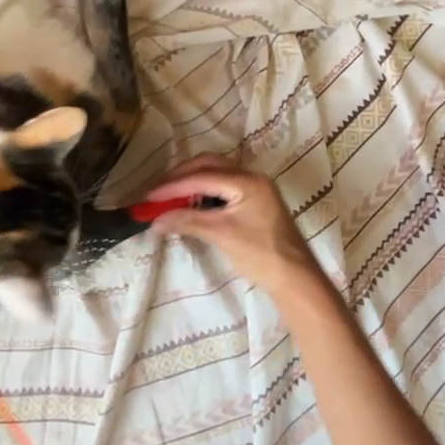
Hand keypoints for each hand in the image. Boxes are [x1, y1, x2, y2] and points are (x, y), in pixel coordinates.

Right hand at [143, 154, 327, 299]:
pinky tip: (191, 205)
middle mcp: (252, 177)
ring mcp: (255, 188)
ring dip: (192, 183)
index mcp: (247, 182)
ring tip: (171, 198)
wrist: (294, 278)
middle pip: (209, 165)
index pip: (202, 177)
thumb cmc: (260, 255)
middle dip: (181, 177)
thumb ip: (187, 221)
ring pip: (216, 174)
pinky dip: (204, 192)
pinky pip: (223, 187)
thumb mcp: (220, 235)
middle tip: (158, 192)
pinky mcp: (254, 201)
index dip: (172, 186)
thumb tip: (154, 222)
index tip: (149, 197)